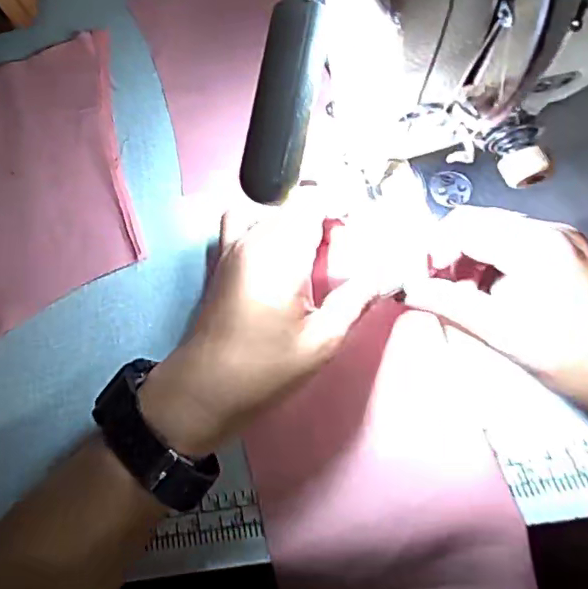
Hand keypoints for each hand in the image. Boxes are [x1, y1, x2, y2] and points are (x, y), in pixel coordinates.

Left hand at [140, 195, 385, 454]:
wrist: (203, 389)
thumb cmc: (263, 369)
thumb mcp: (321, 341)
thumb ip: (356, 300)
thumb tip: (385, 276)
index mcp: (279, 253)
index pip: (314, 198)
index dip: (343, 206)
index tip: (360, 233)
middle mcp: (253, 237)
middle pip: (297, 202)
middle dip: (327, 219)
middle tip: (345, 256)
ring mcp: (233, 244)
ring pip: (274, 209)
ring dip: (299, 222)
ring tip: (314, 255)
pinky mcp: (221, 257)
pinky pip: (245, 220)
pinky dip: (267, 224)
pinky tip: (279, 254)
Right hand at [402, 207, 587, 476]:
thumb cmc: (582, 359)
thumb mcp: (508, 334)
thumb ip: (452, 305)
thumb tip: (405, 288)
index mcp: (535, 241)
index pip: (462, 225)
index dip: (431, 251)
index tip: (419, 285)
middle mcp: (551, 231)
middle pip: (481, 227)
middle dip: (450, 256)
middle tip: (434, 293)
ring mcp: (567, 244)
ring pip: (500, 240)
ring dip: (472, 264)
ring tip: (461, 301)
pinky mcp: (576, 262)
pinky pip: (522, 253)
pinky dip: (498, 271)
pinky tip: (494, 301)